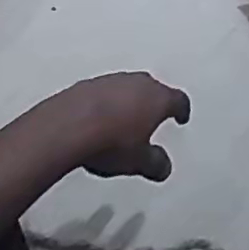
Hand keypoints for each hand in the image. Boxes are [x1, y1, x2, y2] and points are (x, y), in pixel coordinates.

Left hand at [34, 73, 190, 180]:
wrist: (67, 127)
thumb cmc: (110, 143)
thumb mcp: (137, 162)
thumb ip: (155, 163)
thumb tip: (164, 168)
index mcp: (159, 98)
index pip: (179, 100)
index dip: (181, 110)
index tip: (181, 116)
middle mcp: (140, 83)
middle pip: (154, 90)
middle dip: (154, 103)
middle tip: (152, 118)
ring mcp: (114, 81)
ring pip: (129, 88)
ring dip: (129, 101)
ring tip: (123, 120)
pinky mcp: (88, 84)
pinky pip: (105, 92)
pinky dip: (106, 103)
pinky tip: (98, 119)